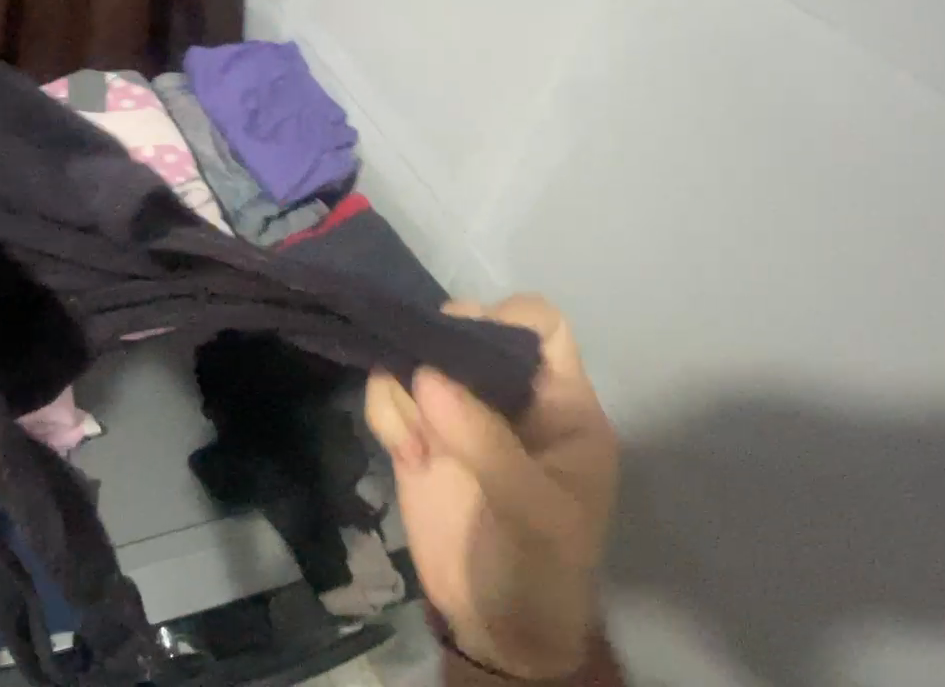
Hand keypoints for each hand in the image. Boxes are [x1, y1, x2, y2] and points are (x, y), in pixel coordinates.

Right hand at [365, 294, 618, 679]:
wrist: (494, 624)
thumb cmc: (537, 567)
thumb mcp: (531, 511)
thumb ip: (485, 440)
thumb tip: (425, 373)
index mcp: (558, 405)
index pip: (539, 326)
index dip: (502, 320)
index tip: (462, 348)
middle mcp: (505, 397)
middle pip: (462, 329)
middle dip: (433, 352)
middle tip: (426, 393)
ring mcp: (456, 412)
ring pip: (414, 357)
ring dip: (403, 393)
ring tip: (419, 445)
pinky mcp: (415, 431)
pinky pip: (386, 392)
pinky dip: (386, 416)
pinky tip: (406, 455)